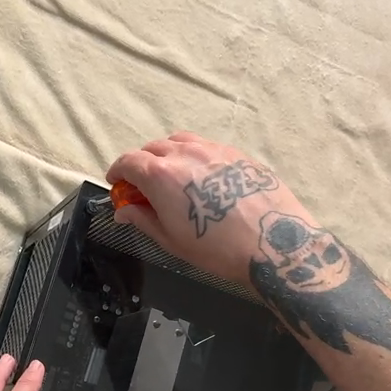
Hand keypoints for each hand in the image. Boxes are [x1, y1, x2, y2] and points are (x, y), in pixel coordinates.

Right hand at [106, 132, 313, 283]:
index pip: (129, 161)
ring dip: (167, 154)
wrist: (274, 243)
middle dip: (141, 163)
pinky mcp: (237, 153)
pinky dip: (193, 156)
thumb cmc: (218, 249)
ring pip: (180, 141)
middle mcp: (185, 153)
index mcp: (162, 175)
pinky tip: (200, 178)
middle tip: (142, 186)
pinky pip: (206, 146)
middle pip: (153, 148)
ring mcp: (214, 149)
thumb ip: (143, 220)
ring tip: (170, 176)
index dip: (117, 172)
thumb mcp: (171, 241)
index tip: (116, 184)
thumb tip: (123, 212)